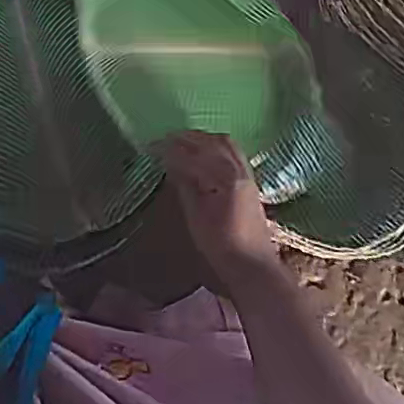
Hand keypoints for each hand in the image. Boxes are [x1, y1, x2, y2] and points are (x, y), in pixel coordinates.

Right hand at [158, 131, 281, 289]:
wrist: (254, 266)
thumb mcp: (196, 217)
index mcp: (223, 179)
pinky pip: (232, 149)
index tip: (150, 147)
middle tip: (162, 140)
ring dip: (201, 137)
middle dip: (184, 138)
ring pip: (223, 141)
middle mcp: (237, 169)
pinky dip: (215, 143)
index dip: (169, 150)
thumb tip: (171, 164)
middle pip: (209, 143)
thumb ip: (185, 185)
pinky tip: (203, 149)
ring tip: (181, 140)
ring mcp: (246, 172)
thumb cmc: (221, 246)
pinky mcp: (249, 178)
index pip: (191, 157)